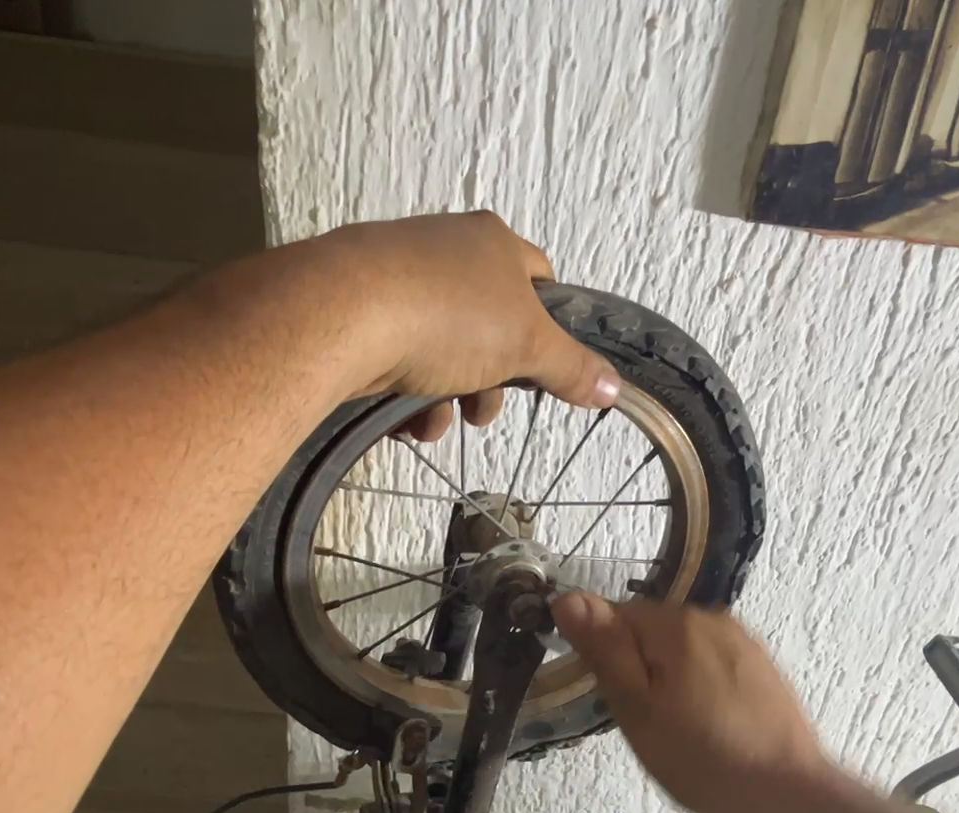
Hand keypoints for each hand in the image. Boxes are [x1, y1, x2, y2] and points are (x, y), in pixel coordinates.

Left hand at [301, 212, 620, 438]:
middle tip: (482, 412)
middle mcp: (447, 251)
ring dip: (446, 397)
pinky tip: (402, 420)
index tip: (540, 367)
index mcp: (493, 243)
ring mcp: (399, 278)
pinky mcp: (361, 310)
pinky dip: (406, 393)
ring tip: (434, 424)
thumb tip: (616, 389)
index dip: (547, 325)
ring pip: (441, 349)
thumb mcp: (525, 348)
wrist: (343, 314)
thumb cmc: (449, 316)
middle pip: (488, 325)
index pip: (538, 278)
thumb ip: (571, 368)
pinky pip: (399, 356)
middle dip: (490, 380)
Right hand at [552, 592, 853, 812]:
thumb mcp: (636, 708)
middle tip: (646, 720)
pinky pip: (711, 660)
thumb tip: (566, 596)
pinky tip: (709, 722)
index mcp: (674, 623)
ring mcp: (741, 638)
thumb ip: (604, 648)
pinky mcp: (760, 663)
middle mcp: (710, 616)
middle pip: (650, 629)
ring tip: (678, 727)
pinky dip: (699, 683)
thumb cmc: (699, 757)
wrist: (787, 795)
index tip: (617, 698)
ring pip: (681, 646)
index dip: (606, 655)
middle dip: (639, 665)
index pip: (614, 616)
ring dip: (669, 674)